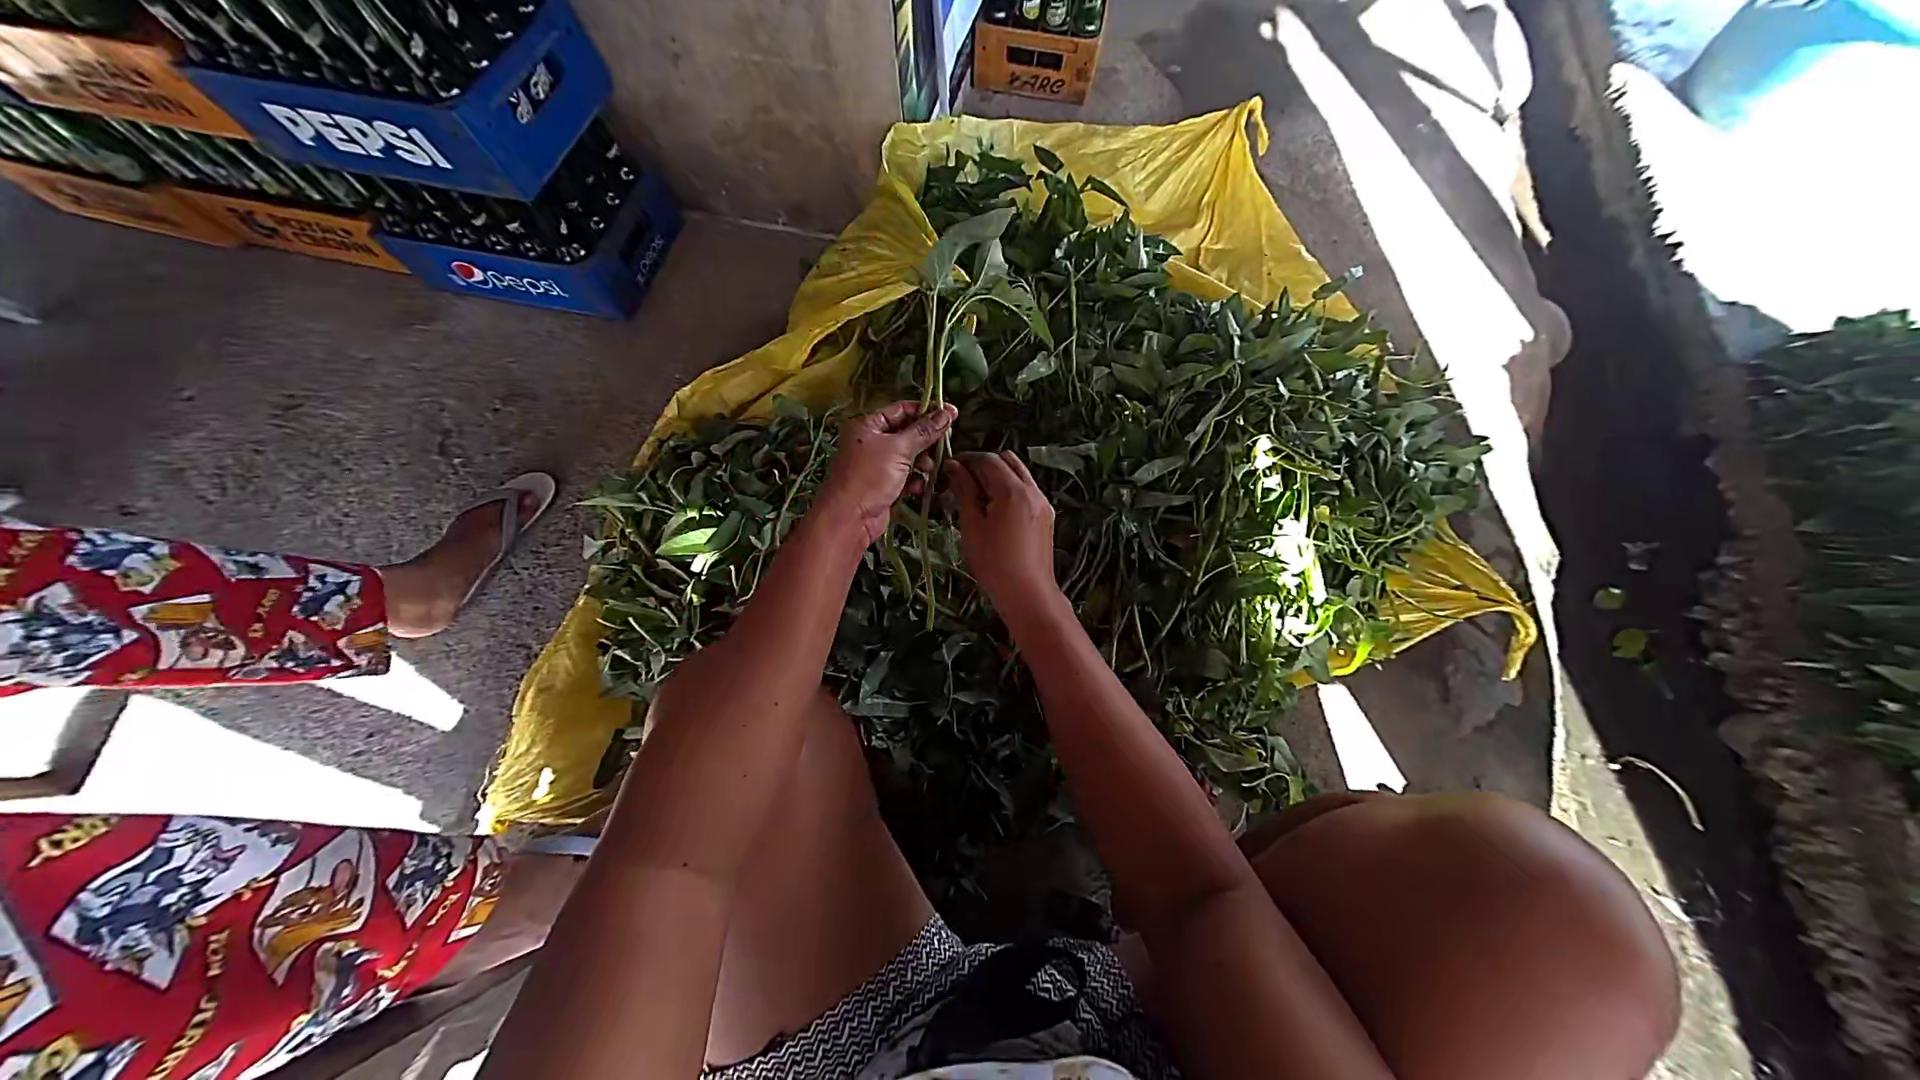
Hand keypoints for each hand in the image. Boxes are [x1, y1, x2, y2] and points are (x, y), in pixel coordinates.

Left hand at [817, 401, 956, 545]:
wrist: (849, 519)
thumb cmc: (870, 477)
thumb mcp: (899, 449)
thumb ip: (924, 431)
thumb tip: (947, 413)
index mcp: (868, 425)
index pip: (901, 410)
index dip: (926, 411)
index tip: (950, 414)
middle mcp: (871, 442)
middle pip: (907, 433)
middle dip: (926, 441)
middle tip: (943, 446)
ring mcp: (877, 464)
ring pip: (909, 456)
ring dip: (922, 462)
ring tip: (928, 469)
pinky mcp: (884, 484)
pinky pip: (906, 476)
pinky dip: (914, 480)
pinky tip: (917, 488)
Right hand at [944, 451, 1060, 624]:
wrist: (1027, 593)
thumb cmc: (993, 563)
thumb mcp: (972, 525)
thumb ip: (964, 492)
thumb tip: (954, 467)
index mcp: (1013, 490)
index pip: (988, 460)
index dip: (966, 459)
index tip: (948, 468)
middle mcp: (1032, 490)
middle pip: (1006, 460)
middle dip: (983, 464)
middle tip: (962, 480)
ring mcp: (1042, 502)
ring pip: (1019, 473)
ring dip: (997, 475)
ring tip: (976, 494)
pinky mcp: (1045, 515)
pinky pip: (1026, 489)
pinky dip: (1009, 488)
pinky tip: (994, 508)